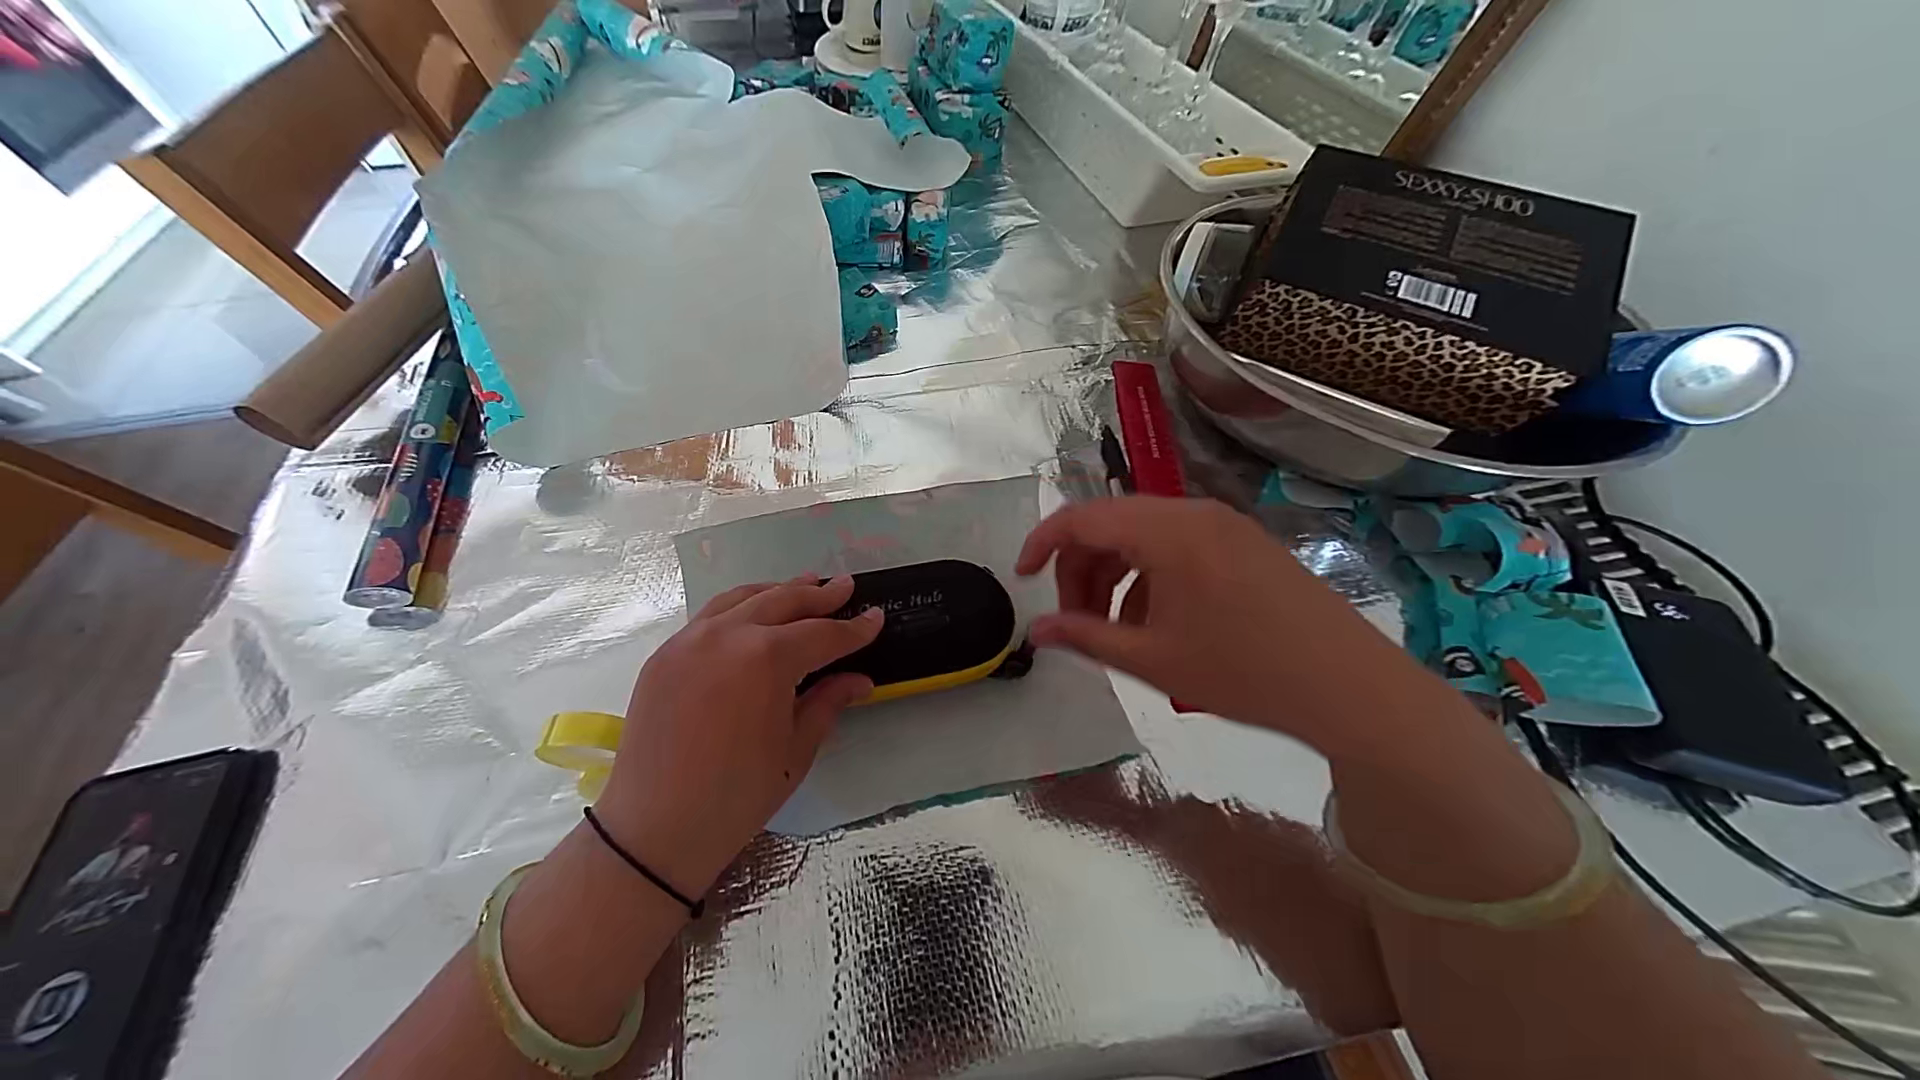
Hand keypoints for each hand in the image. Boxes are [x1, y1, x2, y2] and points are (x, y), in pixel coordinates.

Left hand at [593, 576, 882, 897]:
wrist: (654, 829)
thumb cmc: (737, 795)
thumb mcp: (796, 749)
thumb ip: (828, 702)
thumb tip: (860, 680)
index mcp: (766, 658)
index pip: (822, 635)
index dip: (854, 629)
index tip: (876, 617)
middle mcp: (727, 635)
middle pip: (783, 602)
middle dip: (819, 596)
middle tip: (844, 587)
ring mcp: (689, 640)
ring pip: (742, 599)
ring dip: (778, 591)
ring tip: (803, 586)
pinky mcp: (664, 654)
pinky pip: (709, 616)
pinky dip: (740, 606)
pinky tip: (752, 614)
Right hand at [1016, 496, 1443, 760]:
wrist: (1352, 688)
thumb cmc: (1245, 673)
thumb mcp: (1152, 659)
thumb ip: (1085, 637)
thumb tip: (1035, 632)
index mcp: (1167, 531)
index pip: (1081, 517)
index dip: (1042, 544)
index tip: (1021, 580)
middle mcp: (1193, 513)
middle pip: (1111, 525)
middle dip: (1081, 570)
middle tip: (1074, 622)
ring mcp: (1224, 525)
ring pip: (1143, 537)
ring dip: (1116, 577)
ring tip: (1114, 631)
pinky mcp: (1244, 543)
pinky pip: (1177, 547)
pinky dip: (1151, 577)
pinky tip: (1158, 624)